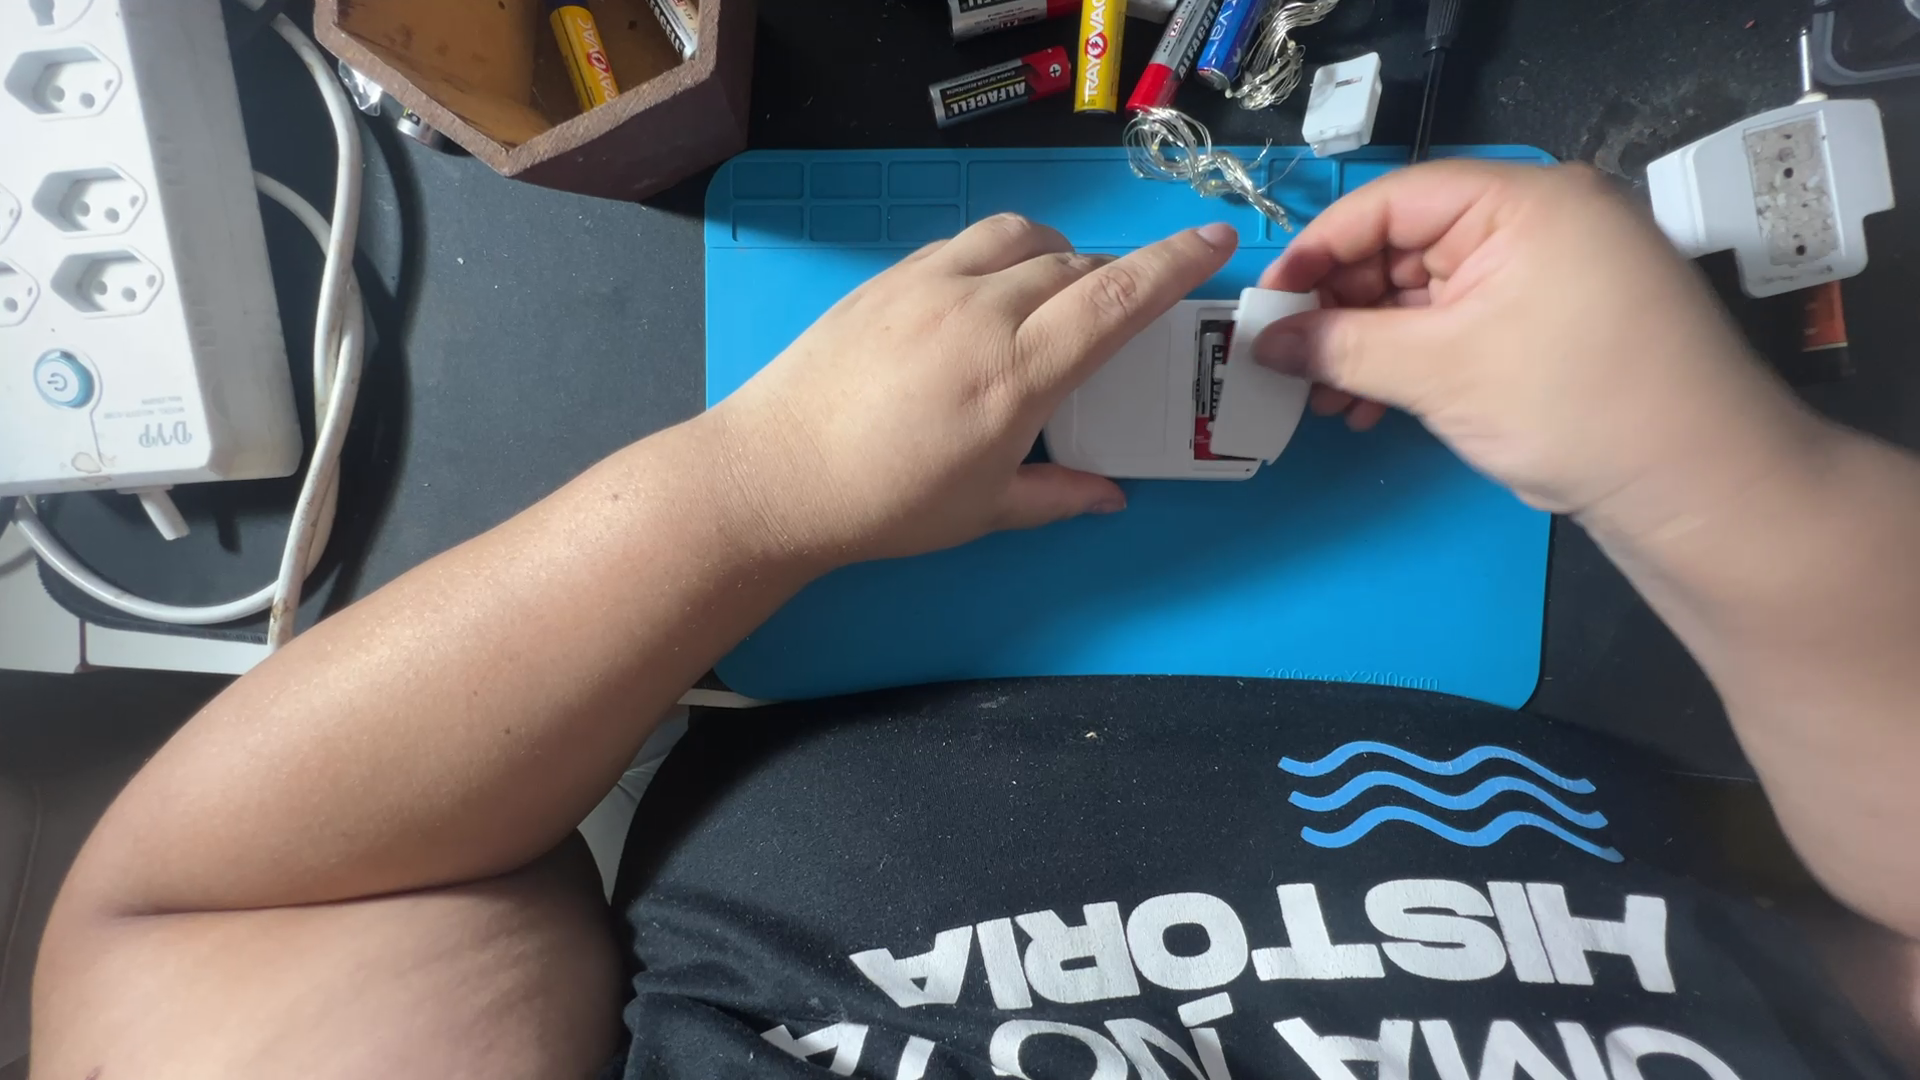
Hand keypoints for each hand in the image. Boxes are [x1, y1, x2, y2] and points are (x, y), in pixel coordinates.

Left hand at [707, 214, 1237, 564]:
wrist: (776, 475)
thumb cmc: (886, 505)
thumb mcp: (983, 511)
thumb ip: (1057, 494)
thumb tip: (1112, 497)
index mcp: (1016, 374)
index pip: (1115, 299)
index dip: (1173, 265)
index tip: (1214, 240)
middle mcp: (980, 311)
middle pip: (1074, 264)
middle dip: (1112, 277)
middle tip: (1116, 312)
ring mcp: (928, 284)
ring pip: (1020, 237)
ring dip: (1056, 255)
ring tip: (1054, 293)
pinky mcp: (888, 278)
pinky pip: (965, 243)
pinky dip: (999, 255)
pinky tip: (987, 293)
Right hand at [1256, 162, 1826, 531]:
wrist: (1683, 484)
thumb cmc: (1570, 402)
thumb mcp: (1438, 370)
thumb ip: (1338, 348)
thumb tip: (1260, 343)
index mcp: (1520, 204)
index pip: (1390, 202)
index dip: (1317, 249)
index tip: (1267, 302)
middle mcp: (1521, 229)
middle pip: (1392, 252)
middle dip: (1333, 312)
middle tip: (1287, 362)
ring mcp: (1520, 280)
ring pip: (1404, 301)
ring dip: (1354, 349)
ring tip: (1320, 400)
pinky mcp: (1516, 328)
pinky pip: (1430, 333)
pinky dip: (1389, 367)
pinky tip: (1360, 408)